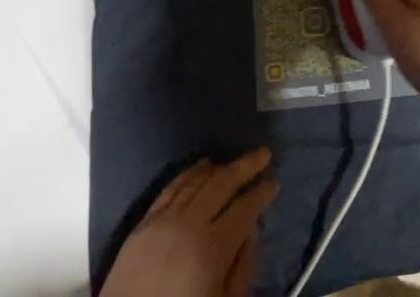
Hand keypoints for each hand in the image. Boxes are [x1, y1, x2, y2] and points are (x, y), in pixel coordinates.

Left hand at [99, 148, 278, 296]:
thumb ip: (242, 267)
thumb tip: (252, 230)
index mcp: (212, 247)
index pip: (244, 209)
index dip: (262, 193)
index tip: (275, 181)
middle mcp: (188, 223)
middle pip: (221, 184)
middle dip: (246, 166)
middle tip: (264, 153)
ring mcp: (163, 219)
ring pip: (196, 180)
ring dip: (220, 167)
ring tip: (237, 161)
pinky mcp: (144, 222)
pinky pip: (170, 187)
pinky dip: (189, 173)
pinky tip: (200, 167)